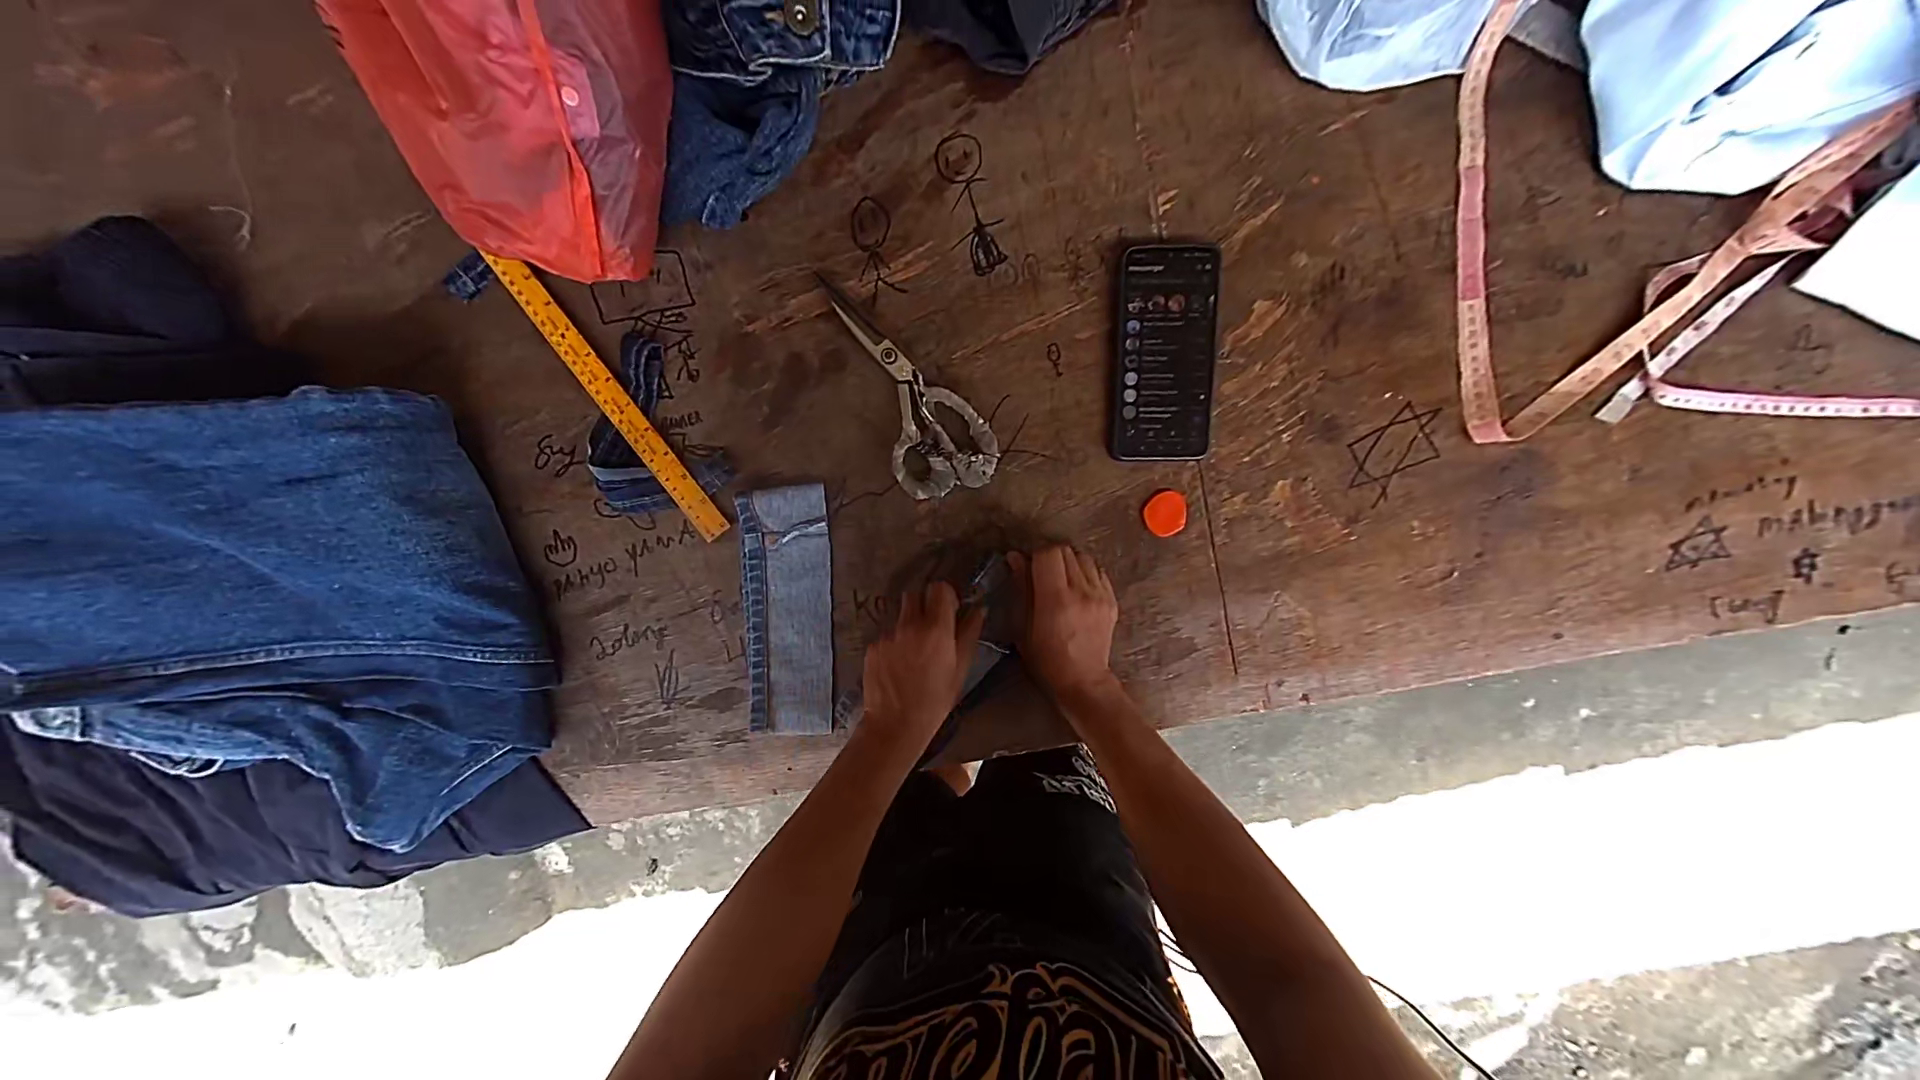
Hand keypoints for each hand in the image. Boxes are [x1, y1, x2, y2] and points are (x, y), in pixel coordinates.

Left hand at [860, 582, 985, 748]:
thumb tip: (978, 610)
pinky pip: (886, 635)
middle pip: (914, 595)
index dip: (945, 595)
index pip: (939, 588)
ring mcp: (888, 635)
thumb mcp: (960, 669)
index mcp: (936, 629)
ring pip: (899, 616)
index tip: (949, 608)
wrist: (896, 724)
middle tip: (930, 626)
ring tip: (913, 651)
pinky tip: (898, 664)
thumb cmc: (935, 701)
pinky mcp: (873, 647)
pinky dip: (893, 643)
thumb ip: (969, 634)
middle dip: (923, 604)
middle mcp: (910, 626)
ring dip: (908, 625)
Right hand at [1008, 545, 1118, 701]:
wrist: (1083, 679)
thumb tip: (1015, 557)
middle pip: (1066, 550)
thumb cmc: (1046, 658)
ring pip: (1084, 557)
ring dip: (1070, 562)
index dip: (1035, 556)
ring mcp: (1100, 595)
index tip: (1029, 568)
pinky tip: (1078, 588)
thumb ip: (1021, 588)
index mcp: (1056, 598)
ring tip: (1062, 579)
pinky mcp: (1112, 600)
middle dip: (1051, 556)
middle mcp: (1081, 591)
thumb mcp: (1023, 627)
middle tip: (1043, 573)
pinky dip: (1086, 573)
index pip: (1048, 553)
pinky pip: (1098, 571)